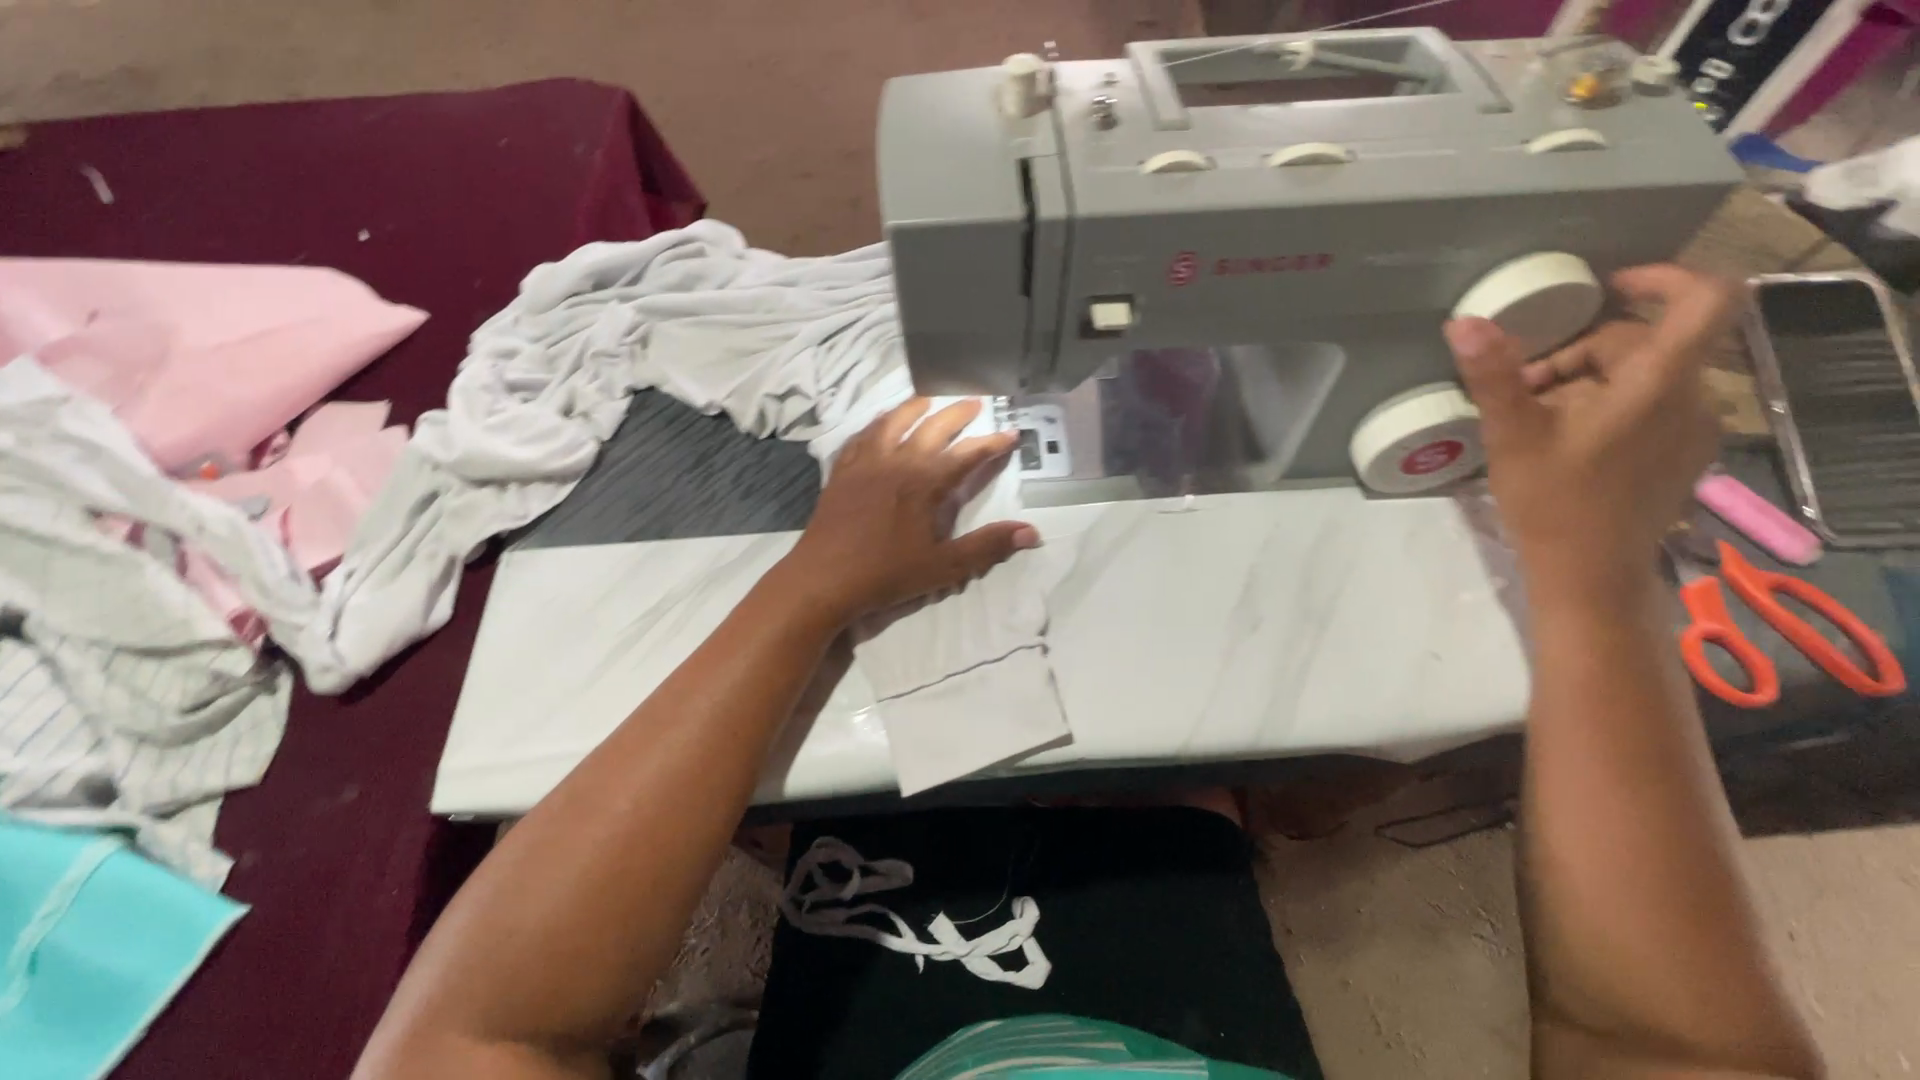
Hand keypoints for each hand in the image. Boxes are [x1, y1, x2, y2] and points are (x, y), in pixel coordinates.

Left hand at [779, 397, 1039, 624]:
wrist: (823, 579)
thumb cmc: (887, 574)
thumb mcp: (945, 567)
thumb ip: (988, 546)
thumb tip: (1032, 533)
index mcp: (925, 482)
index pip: (967, 454)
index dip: (992, 443)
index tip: (1011, 434)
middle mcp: (897, 462)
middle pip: (932, 427)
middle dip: (957, 414)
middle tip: (975, 403)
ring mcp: (865, 463)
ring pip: (893, 422)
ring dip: (914, 408)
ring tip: (927, 400)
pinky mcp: (842, 472)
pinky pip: (861, 437)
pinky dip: (876, 425)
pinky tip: (879, 425)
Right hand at [1444, 264, 1733, 594]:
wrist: (1590, 575)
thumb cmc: (1553, 503)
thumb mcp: (1512, 436)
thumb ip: (1494, 374)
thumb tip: (1464, 321)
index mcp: (1657, 384)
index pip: (1703, 298)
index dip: (1664, 276)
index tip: (1608, 286)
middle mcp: (1693, 398)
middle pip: (1644, 342)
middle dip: (1580, 354)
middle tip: (1525, 388)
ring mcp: (1696, 429)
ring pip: (1645, 375)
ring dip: (1589, 382)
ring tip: (1539, 419)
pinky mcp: (1686, 455)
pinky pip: (1653, 406)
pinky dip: (1611, 405)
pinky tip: (1569, 441)